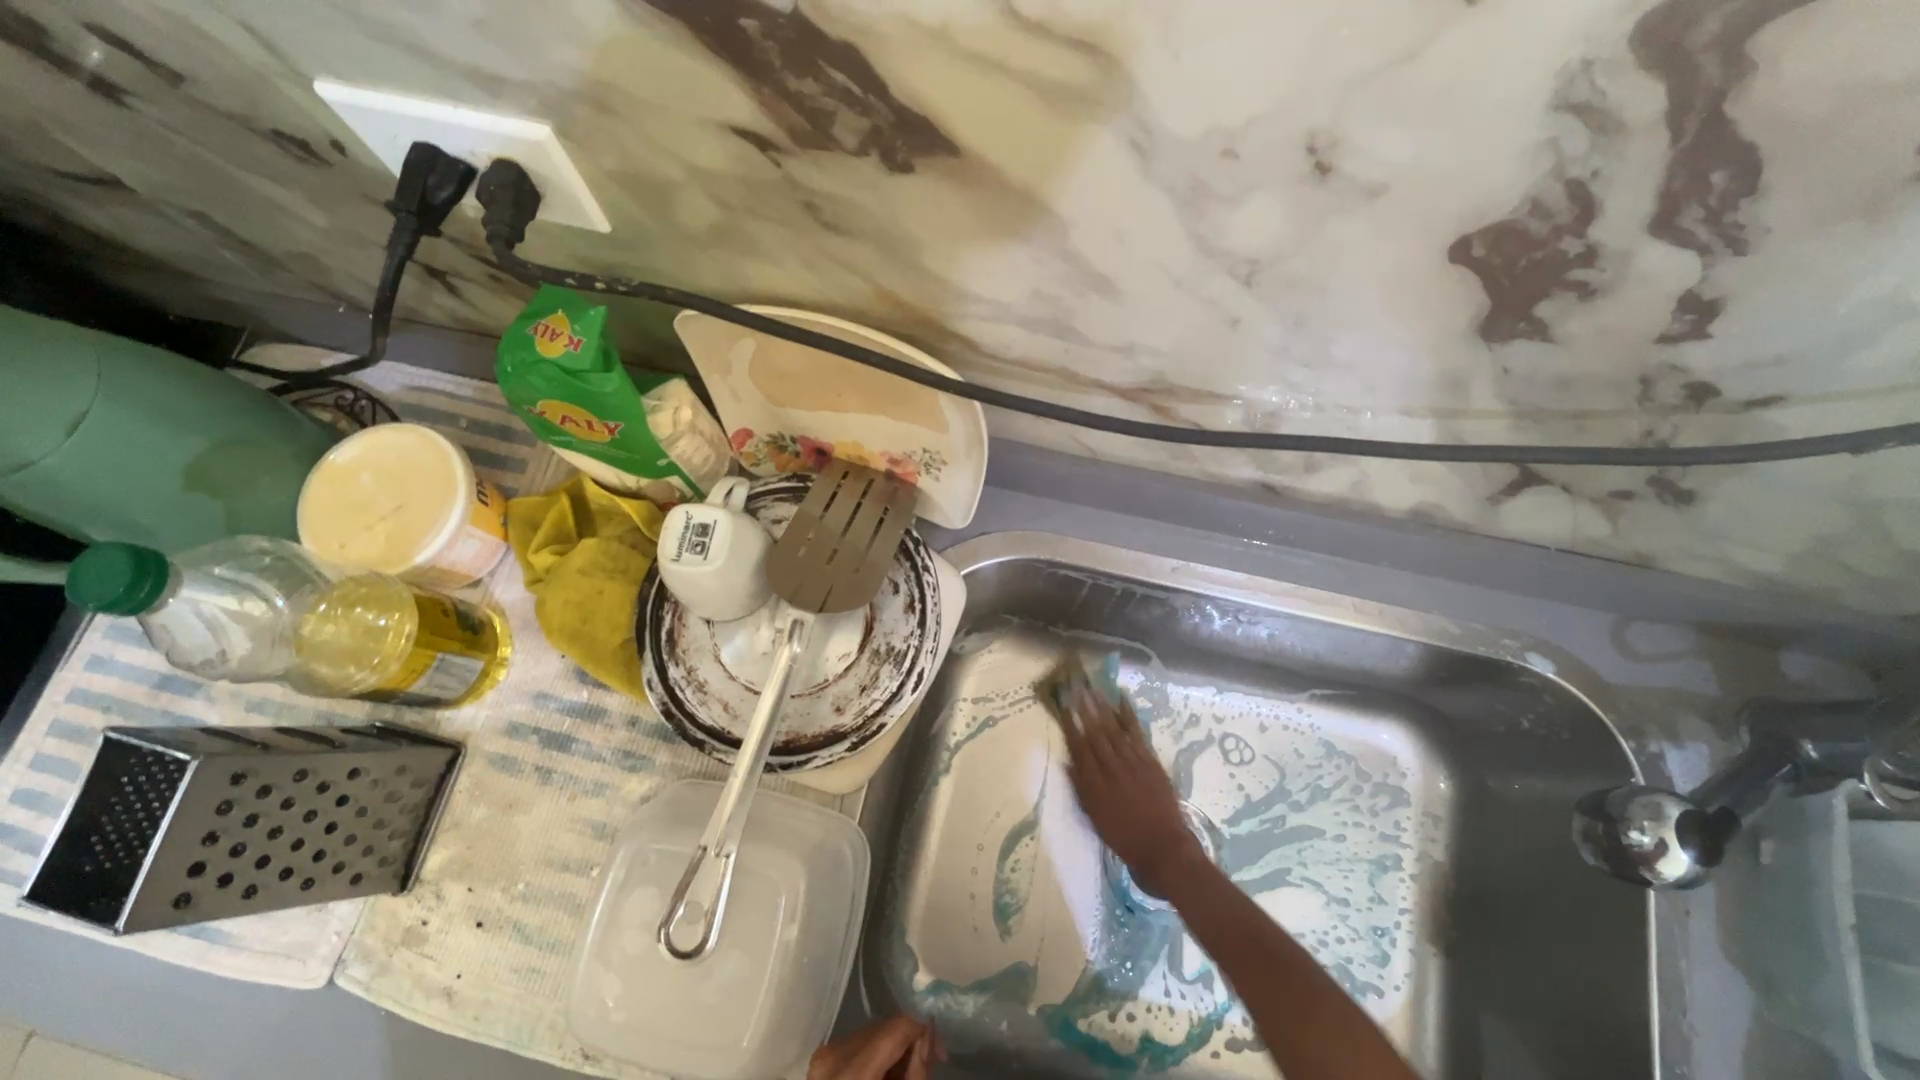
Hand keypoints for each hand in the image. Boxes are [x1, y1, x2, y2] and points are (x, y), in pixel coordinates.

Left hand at [808, 1016, 944, 1079]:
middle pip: (883, 1028)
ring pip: (871, 1034)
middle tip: (926, 1067)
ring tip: (902, 1076)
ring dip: (892, 1049)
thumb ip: (918, 1070)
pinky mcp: (821, 1061)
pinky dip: (874, 1056)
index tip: (940, 1055)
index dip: (923, 1033)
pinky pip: (856, 1045)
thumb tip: (928, 1033)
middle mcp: (833, 1056)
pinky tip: (883, 1076)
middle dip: (908, 1043)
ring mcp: (823, 1057)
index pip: (897, 1027)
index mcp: (853, 1073)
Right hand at [1052, 681, 1204, 898]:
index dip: (1070, 725)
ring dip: (1103, 708)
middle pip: (1096, 734)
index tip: (1062, 705)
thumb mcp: (1095, 819)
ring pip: (1114, 729)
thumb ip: (1082, 789)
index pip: (1079, 748)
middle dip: (1084, 709)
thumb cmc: (1124, 838)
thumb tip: (1068, 762)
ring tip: (1092, 688)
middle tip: (1075, 687)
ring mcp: (1133, 763)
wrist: (1163, 848)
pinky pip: (1138, 733)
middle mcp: (1112, 768)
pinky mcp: (1151, 761)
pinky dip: (1129, 716)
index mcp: (1095, 784)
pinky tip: (1122, 700)